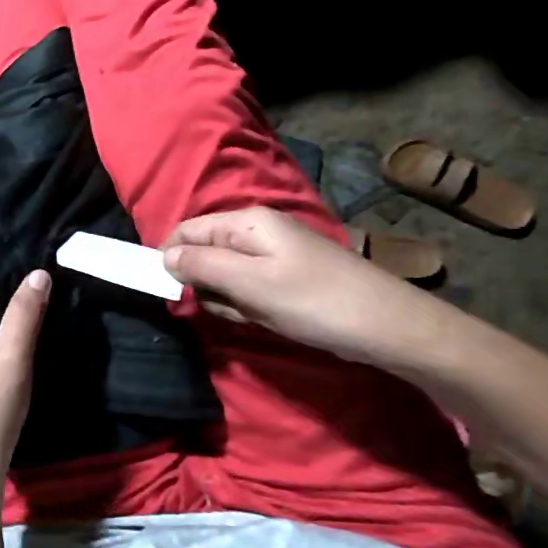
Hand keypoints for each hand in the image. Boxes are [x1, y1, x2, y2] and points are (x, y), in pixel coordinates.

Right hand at [162, 207, 454, 370]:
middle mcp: (257, 231)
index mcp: (246, 221)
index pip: (188, 230)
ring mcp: (273, 257)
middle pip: (205, 254)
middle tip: (226, 307)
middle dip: (204, 284)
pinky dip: (248, 307)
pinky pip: (248, 290)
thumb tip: (163, 256)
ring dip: (228, 301)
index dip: (171, 257)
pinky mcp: (284, 280)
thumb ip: (202, 266)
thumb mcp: (250, 282)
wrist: (383, 326)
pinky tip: (266, 319)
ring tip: (253, 315)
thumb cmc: (312, 300)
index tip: (166, 291)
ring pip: (225, 277)